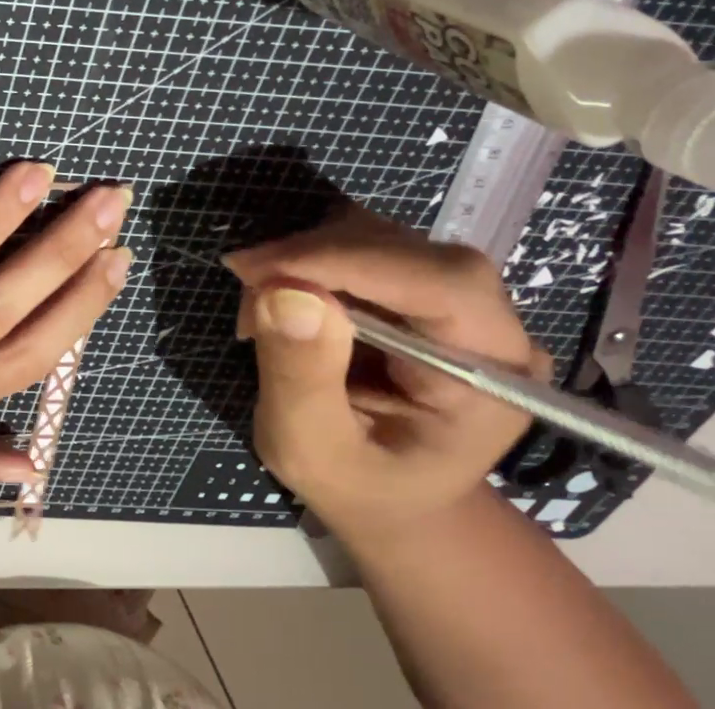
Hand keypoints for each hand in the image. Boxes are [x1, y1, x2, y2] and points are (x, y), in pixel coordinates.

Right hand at [223, 208, 549, 543]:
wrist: (390, 496)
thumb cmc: (355, 485)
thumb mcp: (311, 449)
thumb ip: (302, 377)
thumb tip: (282, 292)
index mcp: (491, 377)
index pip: (442, 284)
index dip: (350, 261)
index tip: (257, 269)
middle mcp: (491, 328)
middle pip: (409, 252)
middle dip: (315, 258)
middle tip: (244, 291)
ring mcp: (458, 305)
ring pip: (381, 240)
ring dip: (305, 259)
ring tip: (261, 310)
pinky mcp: (419, 291)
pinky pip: (362, 248)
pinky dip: (309, 261)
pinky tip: (282, 299)